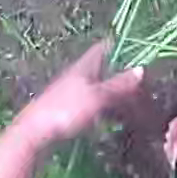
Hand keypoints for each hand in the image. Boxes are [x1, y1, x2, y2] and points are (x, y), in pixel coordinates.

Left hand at [9, 41, 144, 149]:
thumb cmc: (65, 109)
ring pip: (98, 86)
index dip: (120, 44)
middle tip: (142, 76)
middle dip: (121, 70)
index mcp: (84, 66)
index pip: (104, 48)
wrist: (34, 132)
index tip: (139, 47)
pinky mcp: (68, 110)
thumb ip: (118, 84)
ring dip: (114, 90)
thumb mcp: (96, 97)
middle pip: (102, 67)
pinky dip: (105, 106)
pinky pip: (93, 103)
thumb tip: (141, 69)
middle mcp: (78, 75)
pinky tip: (113, 116)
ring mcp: (72, 92)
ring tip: (133, 98)